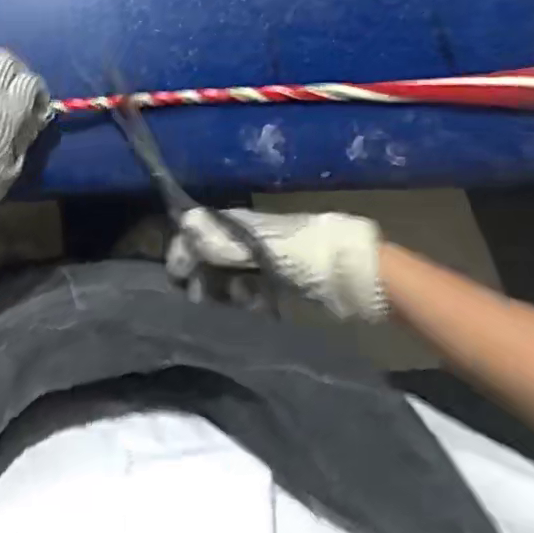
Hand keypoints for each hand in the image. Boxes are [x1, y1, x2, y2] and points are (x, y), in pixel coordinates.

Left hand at [0, 30, 49, 234]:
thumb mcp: (15, 159)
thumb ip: (26, 132)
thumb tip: (36, 115)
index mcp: (10, 111)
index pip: (30, 83)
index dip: (38, 89)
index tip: (38, 101)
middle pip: (6, 63)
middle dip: (17, 69)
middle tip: (18, 81)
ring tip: (0, 69)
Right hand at [166, 207, 385, 320]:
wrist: (356, 274)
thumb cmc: (306, 255)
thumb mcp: (261, 248)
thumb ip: (222, 243)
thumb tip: (184, 230)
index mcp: (235, 222)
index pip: (195, 230)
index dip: (182, 249)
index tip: (177, 276)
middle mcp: (242, 237)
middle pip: (208, 253)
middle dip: (200, 276)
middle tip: (198, 300)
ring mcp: (260, 258)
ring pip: (226, 274)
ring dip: (222, 292)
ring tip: (229, 308)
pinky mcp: (276, 280)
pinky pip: (248, 288)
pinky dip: (246, 300)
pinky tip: (253, 310)